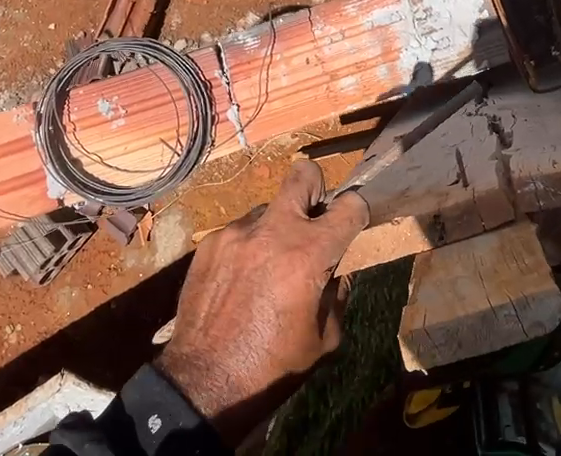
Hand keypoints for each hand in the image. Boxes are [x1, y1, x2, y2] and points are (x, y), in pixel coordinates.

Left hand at [157, 160, 368, 439]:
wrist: (204, 385)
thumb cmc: (272, 367)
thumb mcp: (324, 338)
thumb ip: (335, 295)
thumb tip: (334, 272)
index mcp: (308, 254)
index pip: (349, 206)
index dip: (357, 212)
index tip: (353, 224)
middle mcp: (273, 231)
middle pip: (303, 175)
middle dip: (315, 188)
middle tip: (313, 217)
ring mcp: (237, 233)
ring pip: (268, 209)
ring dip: (276, 228)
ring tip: (267, 267)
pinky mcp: (210, 244)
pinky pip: (240, 231)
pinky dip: (249, 247)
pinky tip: (240, 281)